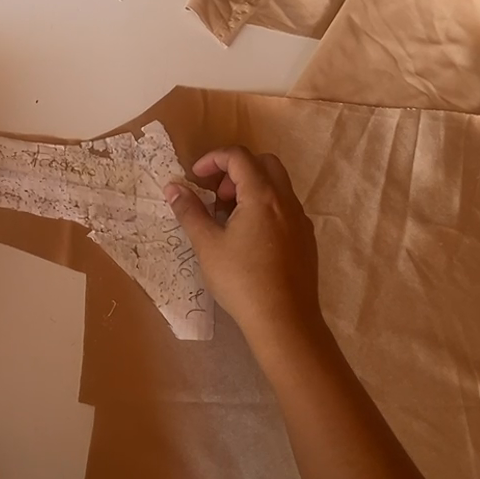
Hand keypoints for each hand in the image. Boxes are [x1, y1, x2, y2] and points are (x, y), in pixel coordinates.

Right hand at [164, 147, 323, 347]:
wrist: (285, 322)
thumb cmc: (242, 280)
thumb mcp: (207, 245)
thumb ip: (189, 211)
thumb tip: (173, 187)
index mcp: (262, 195)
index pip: (238, 156)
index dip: (213, 159)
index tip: (195, 178)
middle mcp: (286, 200)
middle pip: (263, 163)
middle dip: (236, 170)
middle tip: (216, 195)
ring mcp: (300, 220)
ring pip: (277, 185)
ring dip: (251, 188)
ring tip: (228, 218)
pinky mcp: (306, 239)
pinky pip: (285, 208)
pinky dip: (265, 207)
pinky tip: (249, 238)